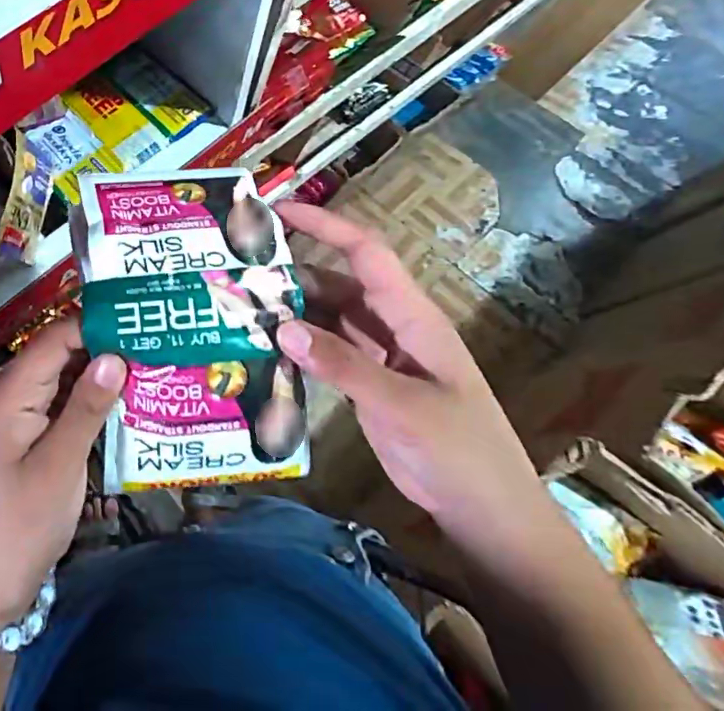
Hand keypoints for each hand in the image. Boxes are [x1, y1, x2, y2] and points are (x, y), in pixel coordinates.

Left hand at [0, 318, 125, 618]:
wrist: (1, 573)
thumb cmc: (27, 519)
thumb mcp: (61, 463)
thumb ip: (87, 408)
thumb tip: (115, 356)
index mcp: (13, 391)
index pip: (56, 338)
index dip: (95, 325)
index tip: (141, 322)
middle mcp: (16, 389)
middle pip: (62, 349)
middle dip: (105, 341)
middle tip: (155, 338)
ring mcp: (27, 406)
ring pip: (68, 370)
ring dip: (104, 365)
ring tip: (152, 357)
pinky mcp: (39, 424)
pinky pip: (69, 393)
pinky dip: (97, 390)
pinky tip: (131, 391)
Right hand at [272, 201, 544, 537]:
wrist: (486, 512)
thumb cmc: (459, 451)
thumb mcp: (402, 406)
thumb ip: (343, 365)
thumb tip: (282, 328)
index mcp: (411, 316)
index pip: (365, 253)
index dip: (325, 225)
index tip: (278, 211)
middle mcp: (391, 325)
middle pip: (335, 284)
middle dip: (290, 274)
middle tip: (237, 274)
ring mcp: (377, 354)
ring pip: (325, 318)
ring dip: (289, 313)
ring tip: (239, 311)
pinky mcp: (366, 382)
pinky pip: (324, 350)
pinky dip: (296, 346)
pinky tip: (263, 349)